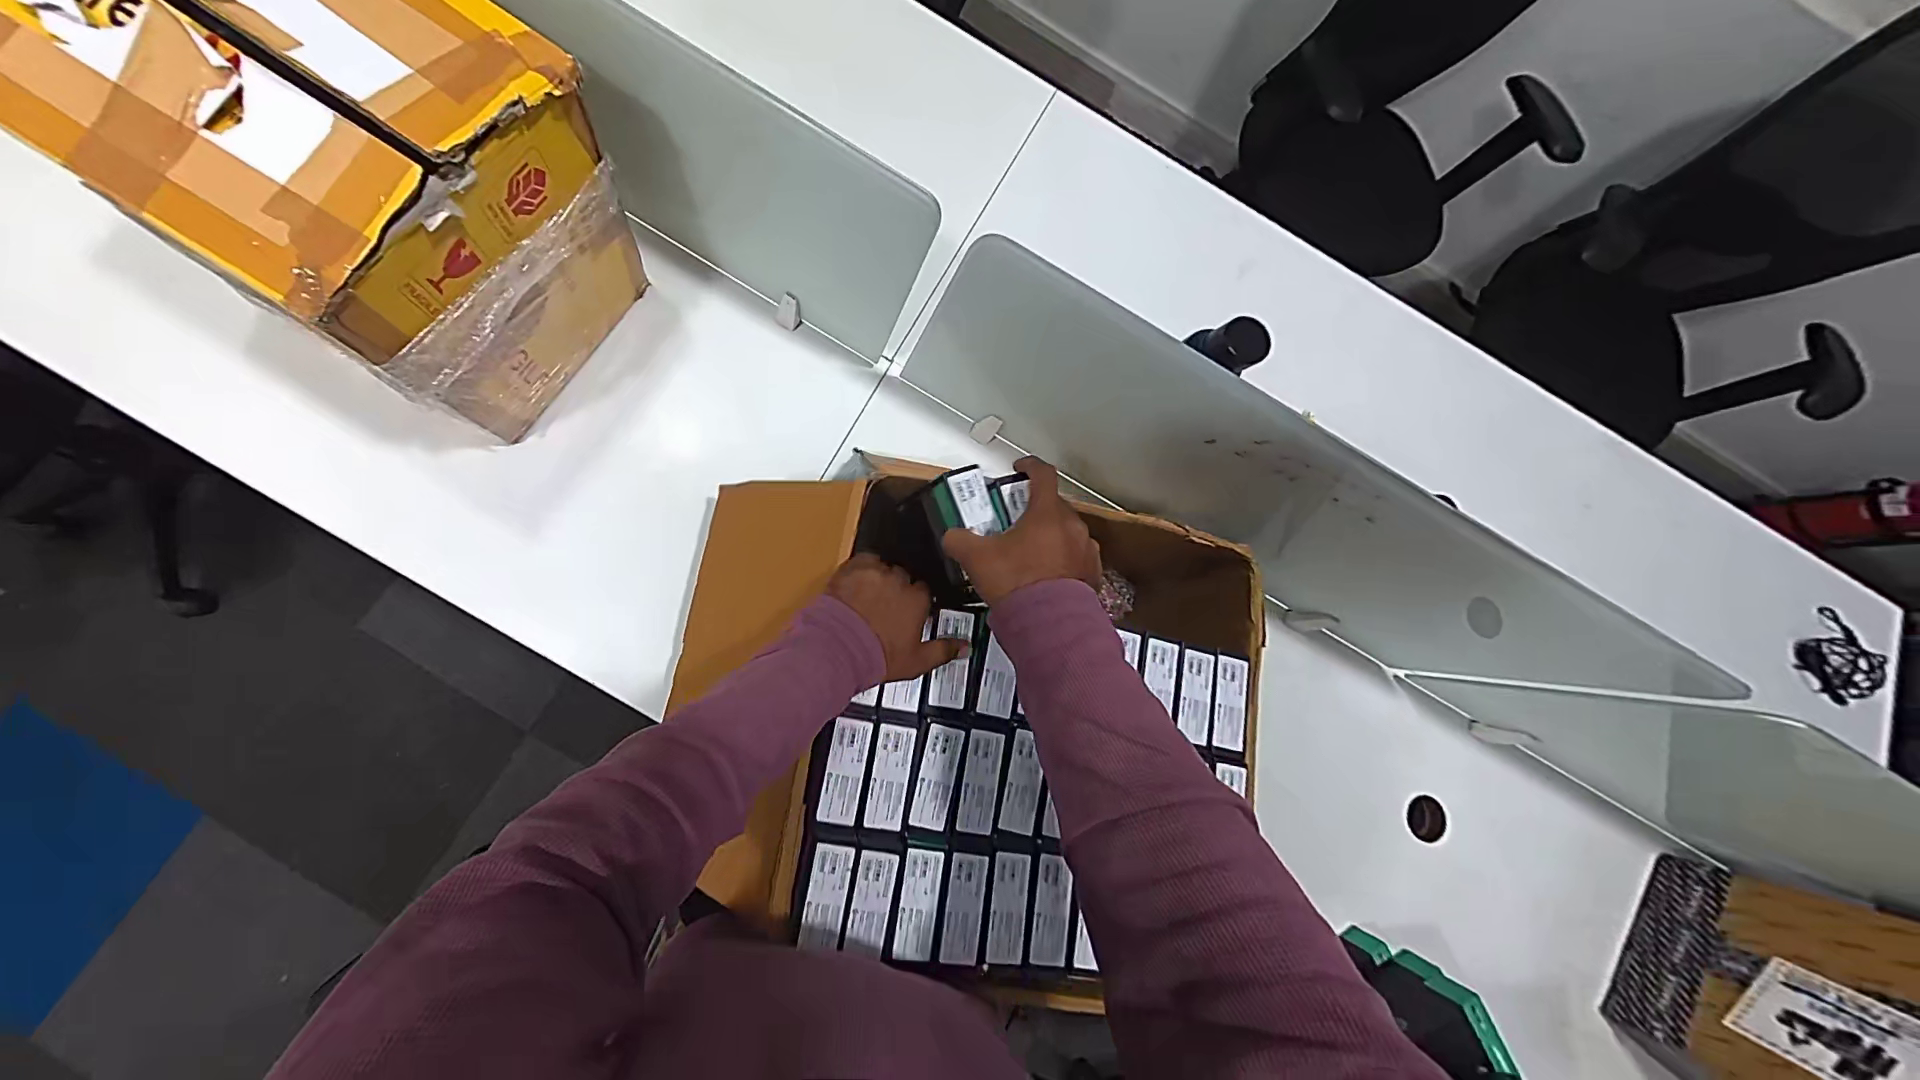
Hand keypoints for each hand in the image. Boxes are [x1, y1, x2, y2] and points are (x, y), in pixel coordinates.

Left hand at [827, 554, 968, 682]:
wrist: (837, 649)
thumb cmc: (875, 656)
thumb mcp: (917, 661)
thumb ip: (943, 650)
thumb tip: (963, 647)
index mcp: (918, 599)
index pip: (925, 590)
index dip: (916, 600)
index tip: (909, 611)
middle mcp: (899, 580)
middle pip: (905, 576)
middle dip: (898, 588)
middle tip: (887, 606)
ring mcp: (875, 572)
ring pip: (884, 566)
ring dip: (880, 577)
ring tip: (869, 595)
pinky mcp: (852, 568)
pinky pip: (862, 560)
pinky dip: (861, 569)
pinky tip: (857, 583)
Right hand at [942, 456, 1101, 605]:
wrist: (1050, 624)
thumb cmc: (1017, 584)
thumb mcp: (977, 558)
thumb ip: (960, 541)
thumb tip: (951, 537)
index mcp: (1047, 513)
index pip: (1043, 474)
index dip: (1029, 466)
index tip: (1020, 469)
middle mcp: (1072, 526)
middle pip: (1054, 506)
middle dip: (1035, 510)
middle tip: (1016, 522)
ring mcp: (1086, 551)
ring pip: (1067, 533)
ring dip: (1050, 537)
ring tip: (1030, 554)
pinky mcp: (1092, 575)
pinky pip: (1076, 559)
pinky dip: (1062, 561)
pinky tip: (1046, 576)